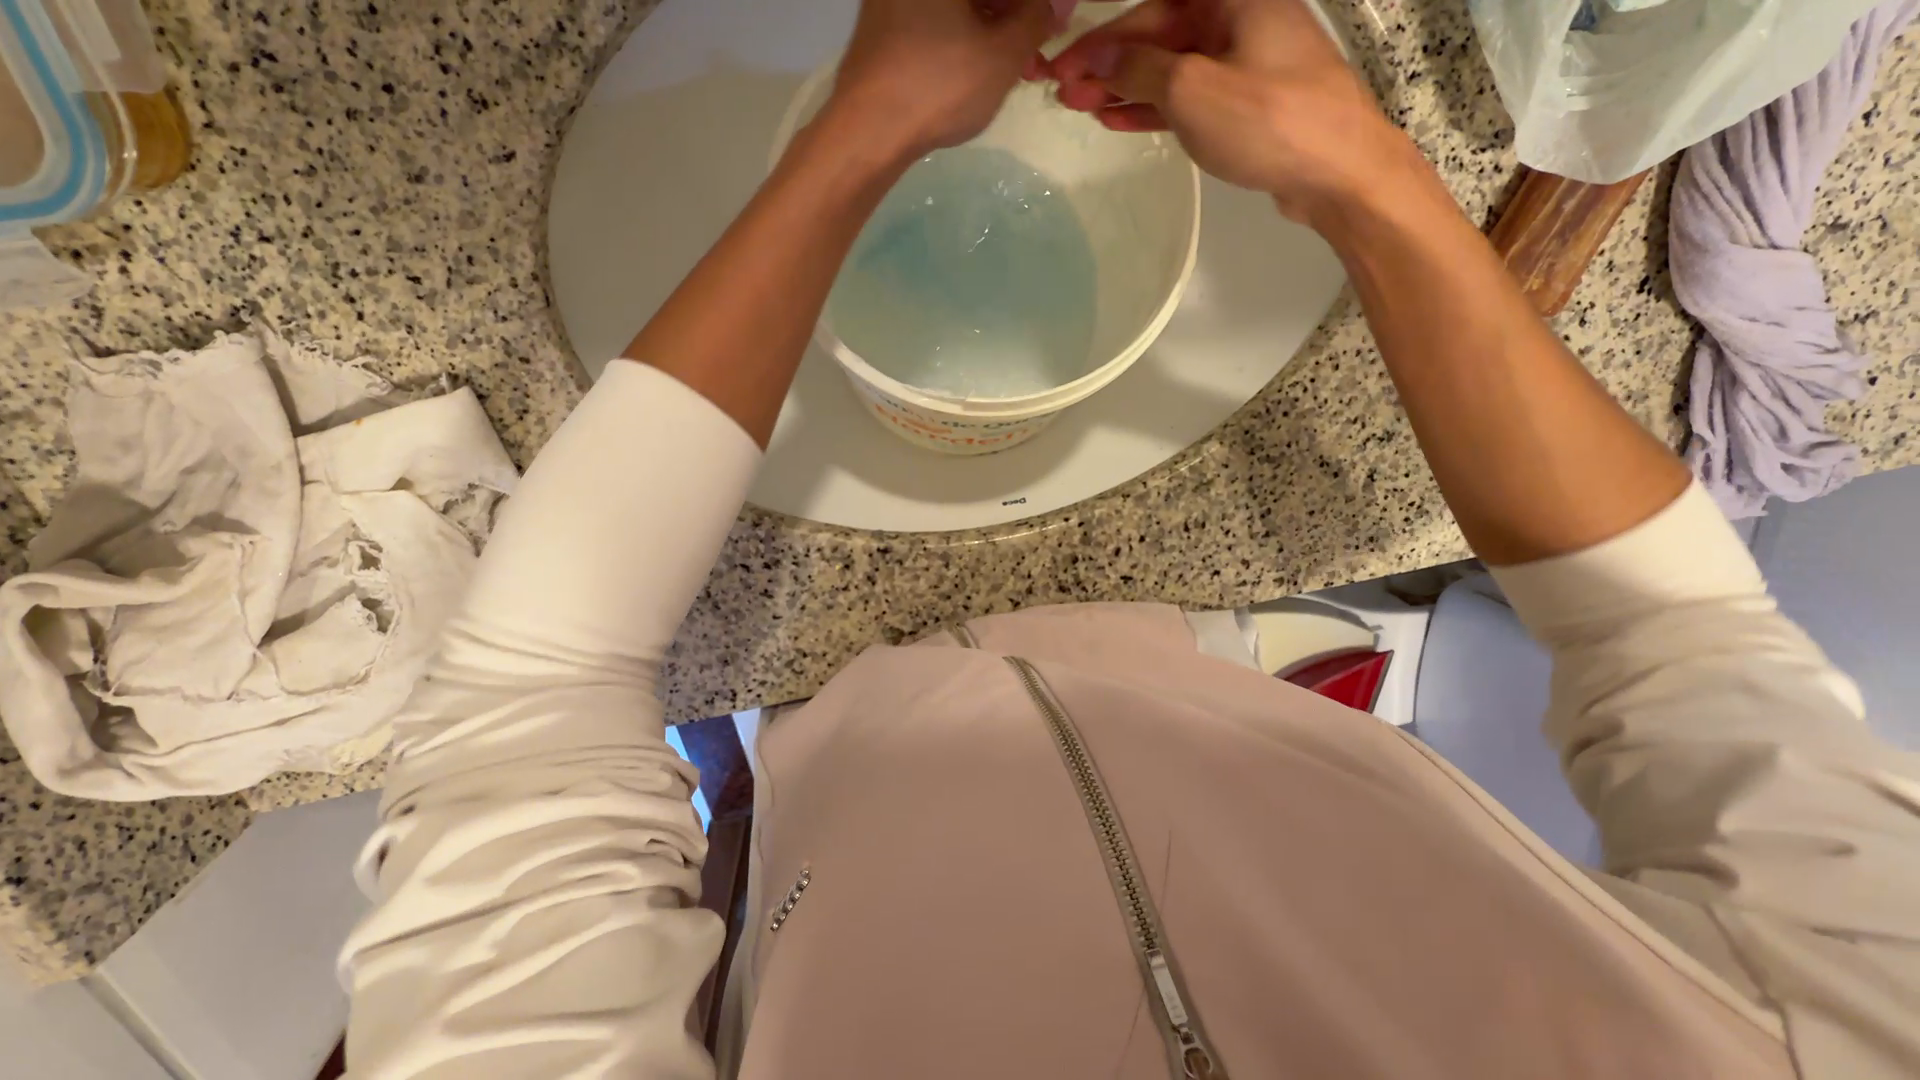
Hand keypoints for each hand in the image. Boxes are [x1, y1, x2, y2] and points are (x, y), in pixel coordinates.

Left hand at [828, 0, 1057, 161]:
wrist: (866, 131)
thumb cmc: (938, 87)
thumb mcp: (1002, 56)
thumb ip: (1035, 20)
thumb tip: (1055, 3)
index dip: (1035, 5)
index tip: (1052, 22)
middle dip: (1010, 13)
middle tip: (1032, 49)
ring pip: (954, 7)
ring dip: (989, 25)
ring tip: (1009, 63)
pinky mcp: (878, 25)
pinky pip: (930, 18)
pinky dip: (959, 34)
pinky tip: (974, 66)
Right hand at [1047, 0, 1423, 223]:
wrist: (1340, 172)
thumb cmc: (1269, 119)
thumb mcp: (1191, 90)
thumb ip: (1139, 67)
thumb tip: (1100, 56)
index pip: (1152, 4)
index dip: (1102, 32)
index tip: (1062, 58)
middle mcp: (1238, 16)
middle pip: (1158, 31)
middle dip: (1107, 60)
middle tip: (1060, 91)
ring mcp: (1244, 59)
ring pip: (1170, 65)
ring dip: (1123, 86)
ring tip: (1078, 108)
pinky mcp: (1246, 101)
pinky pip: (1188, 95)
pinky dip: (1152, 107)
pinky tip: (1116, 120)